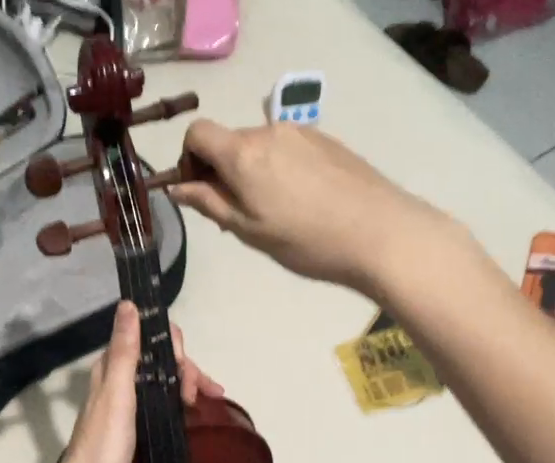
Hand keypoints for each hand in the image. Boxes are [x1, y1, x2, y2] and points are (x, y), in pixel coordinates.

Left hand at [52, 302, 222, 462]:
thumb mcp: (118, 394)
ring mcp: (123, 402)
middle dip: (184, 369)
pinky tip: (190, 410)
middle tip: (200, 395)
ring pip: (160, 379)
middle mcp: (116, 379)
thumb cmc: (103, 445)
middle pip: (157, 359)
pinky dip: (176, 400)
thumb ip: (125, 351)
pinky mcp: (130, 423)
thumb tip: (128, 305)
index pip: (149, 339)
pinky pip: (158, 400)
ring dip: (183, 384)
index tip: (187, 373)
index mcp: (111, 368)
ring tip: (201, 403)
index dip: (173, 349)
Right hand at [171, 120, 453, 292]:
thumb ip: (209, 203)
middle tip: (234, 214)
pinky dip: (275, 168)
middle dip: (219, 170)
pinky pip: (284, 148)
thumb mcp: (247, 230)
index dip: (188, 159)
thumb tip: (177, 186)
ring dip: (249, 171)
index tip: (198, 191)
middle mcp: (268, 131)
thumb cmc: (304, 240)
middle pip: (227, 140)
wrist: (378, 231)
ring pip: (257, 146)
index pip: (197, 133)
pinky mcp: (324, 140)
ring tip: (269, 212)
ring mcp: (299, 132)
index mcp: (243, 153)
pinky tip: (297, 202)